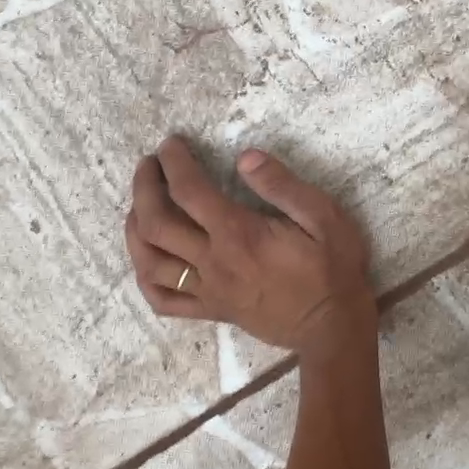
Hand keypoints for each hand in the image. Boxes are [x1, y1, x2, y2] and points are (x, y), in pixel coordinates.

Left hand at [125, 136, 375, 356]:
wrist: (332, 325)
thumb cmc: (333, 267)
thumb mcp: (324, 216)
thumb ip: (284, 186)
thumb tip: (246, 156)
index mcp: (239, 234)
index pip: (190, 191)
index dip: (174, 162)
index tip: (171, 143)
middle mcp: (213, 262)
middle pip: (156, 224)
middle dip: (144, 188)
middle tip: (149, 164)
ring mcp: (208, 290)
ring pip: (149, 261)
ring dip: (134, 228)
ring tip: (139, 204)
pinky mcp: (211, 311)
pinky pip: (163, 299)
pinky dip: (145, 276)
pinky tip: (148, 258)